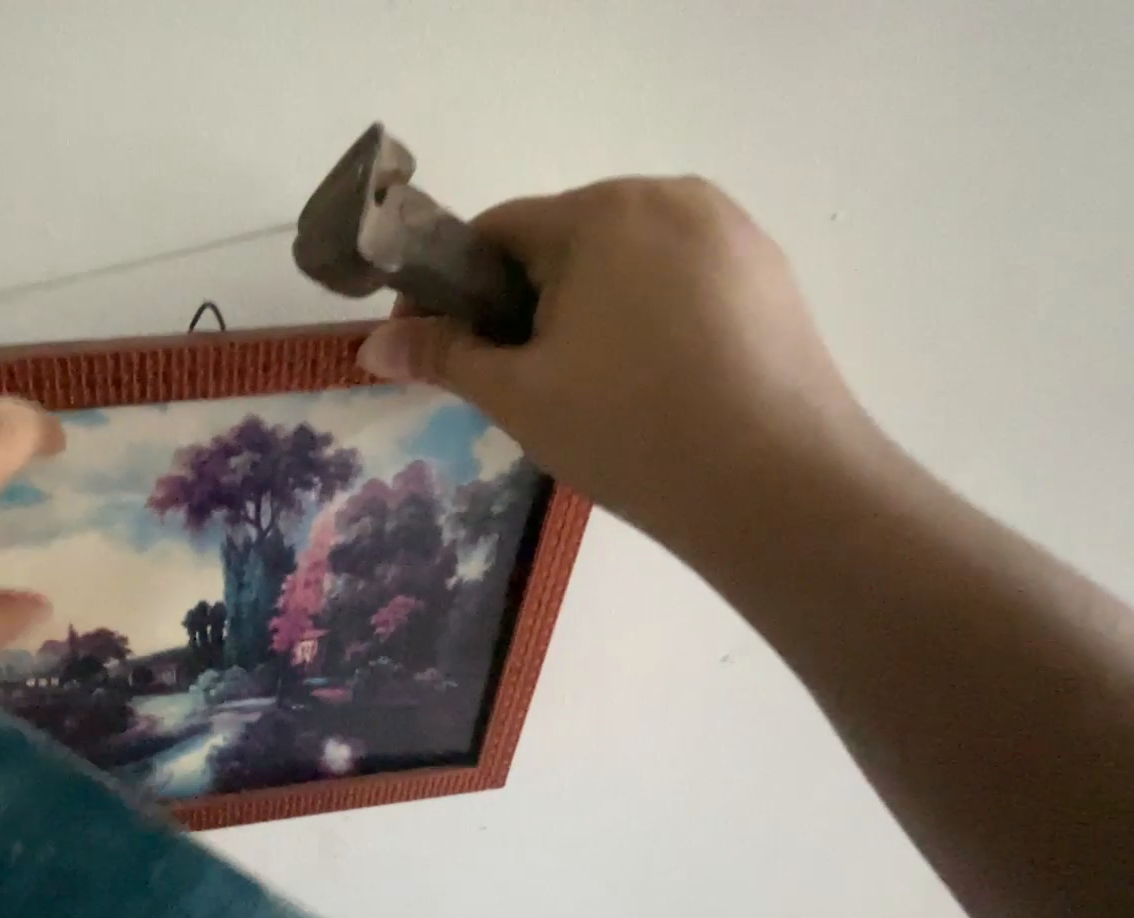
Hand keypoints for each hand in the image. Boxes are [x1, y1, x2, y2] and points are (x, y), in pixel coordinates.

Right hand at [358, 177, 877, 544]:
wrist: (779, 488)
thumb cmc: (627, 427)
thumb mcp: (516, 393)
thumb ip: (441, 356)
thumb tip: (371, 347)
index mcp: (603, 212)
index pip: (493, 232)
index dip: (447, 288)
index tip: (429, 343)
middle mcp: (672, 198)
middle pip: (556, 242)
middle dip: (512, 303)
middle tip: (498, 375)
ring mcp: (731, 234)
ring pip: (614, 263)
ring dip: (570, 312)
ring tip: (566, 385)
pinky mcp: (767, 275)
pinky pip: (668, 280)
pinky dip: (629, 317)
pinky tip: (632, 381)